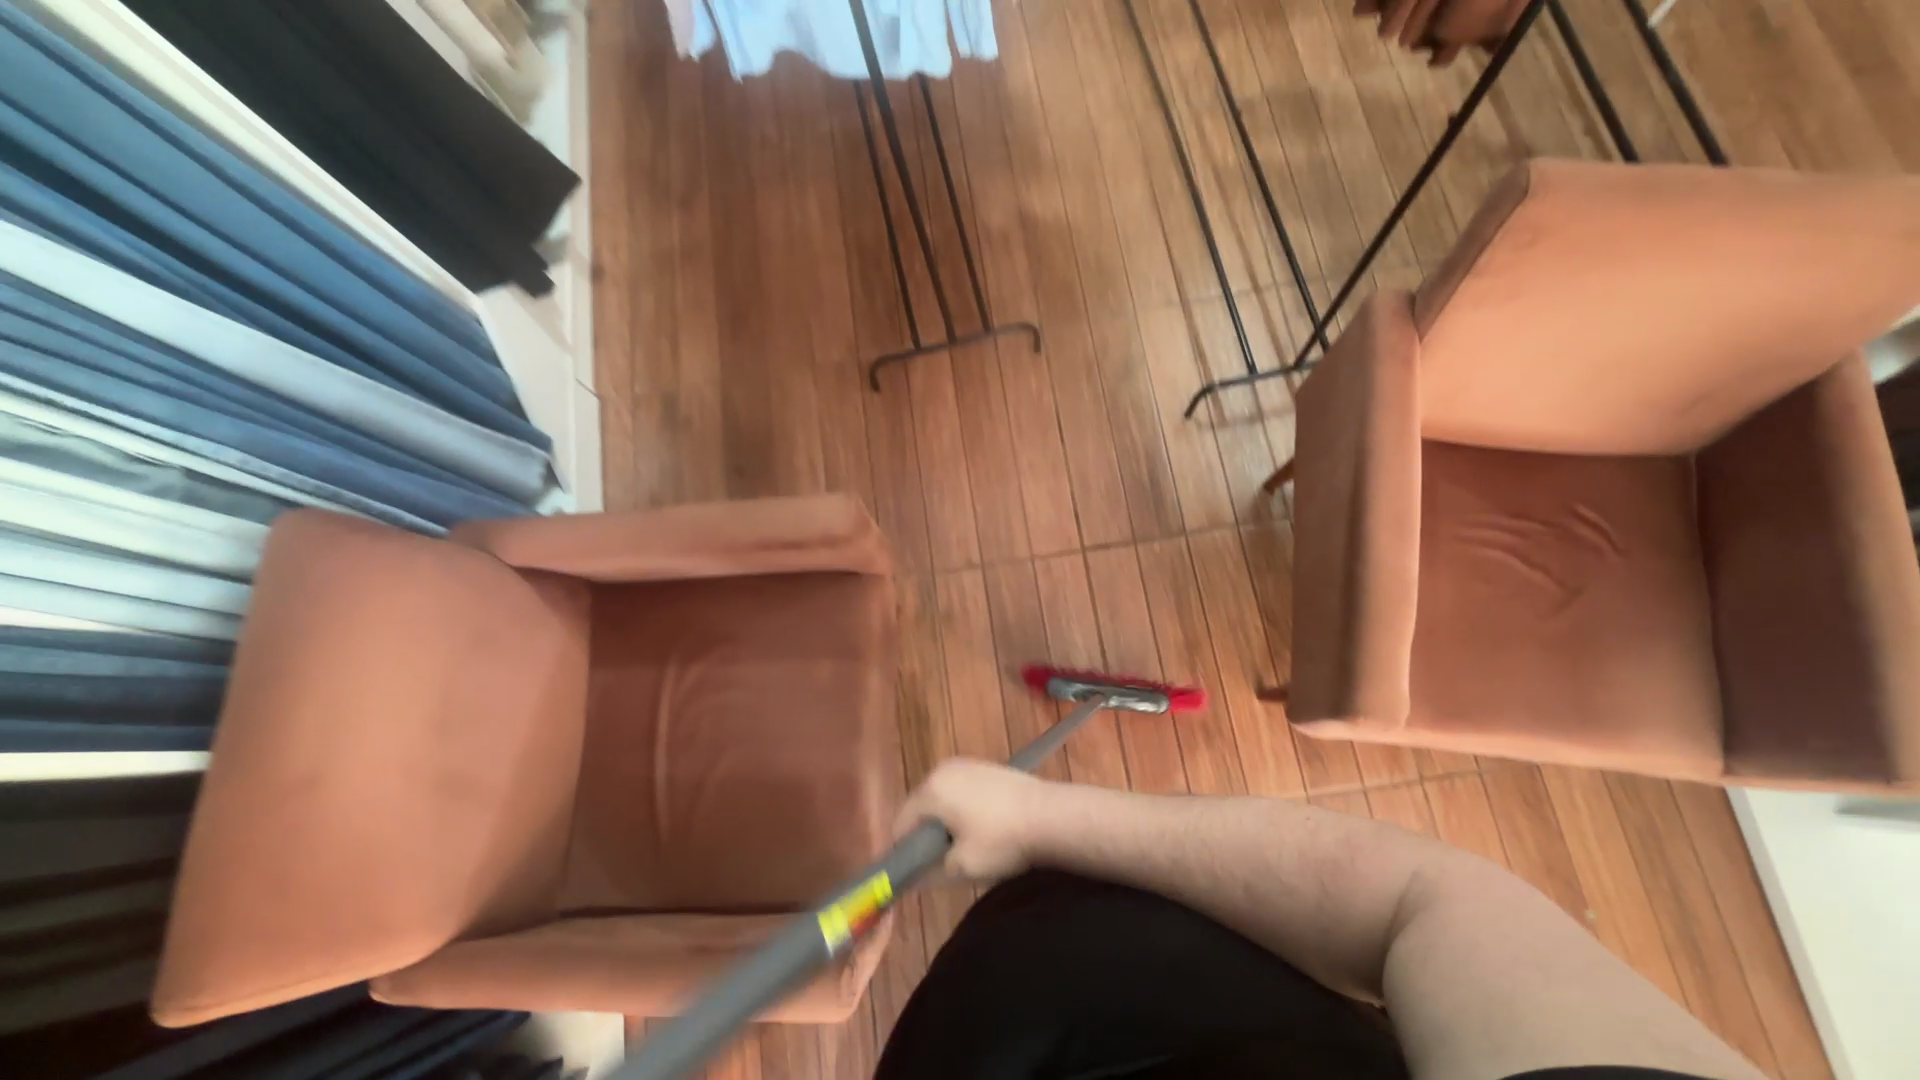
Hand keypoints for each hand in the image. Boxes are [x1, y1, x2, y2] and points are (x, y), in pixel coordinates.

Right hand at [895, 759, 1049, 881]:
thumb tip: (913, 880)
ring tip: (968, 846)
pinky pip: (961, 791)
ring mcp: (967, 764)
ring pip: (942, 799)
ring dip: (947, 822)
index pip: (901, 824)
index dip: (905, 852)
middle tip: (946, 861)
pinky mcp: (987, 766)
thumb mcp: (962, 867)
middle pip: (921, 808)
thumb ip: (930, 874)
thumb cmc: (1002, 841)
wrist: (1052, 817)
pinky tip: (985, 828)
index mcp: (931, 789)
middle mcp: (943, 769)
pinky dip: (964, 809)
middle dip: (927, 835)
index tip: (919, 873)